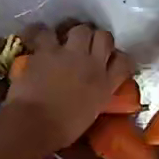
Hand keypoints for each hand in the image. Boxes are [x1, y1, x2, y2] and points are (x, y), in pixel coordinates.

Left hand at [1, 24, 135, 150]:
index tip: (110, 59)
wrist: (34, 124)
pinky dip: (41, 33)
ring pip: (81, 29)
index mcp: (105, 86)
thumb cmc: (62, 130)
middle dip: (96, 38)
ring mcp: (70, 54)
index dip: (118, 57)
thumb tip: (91, 91)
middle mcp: (92, 65)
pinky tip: (38, 37)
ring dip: (73, 33)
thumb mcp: (90, 114)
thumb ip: (95, 97)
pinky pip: (47, 32)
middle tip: (86, 46)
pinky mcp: (47, 50)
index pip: (124, 61)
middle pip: (104, 36)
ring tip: (64, 40)